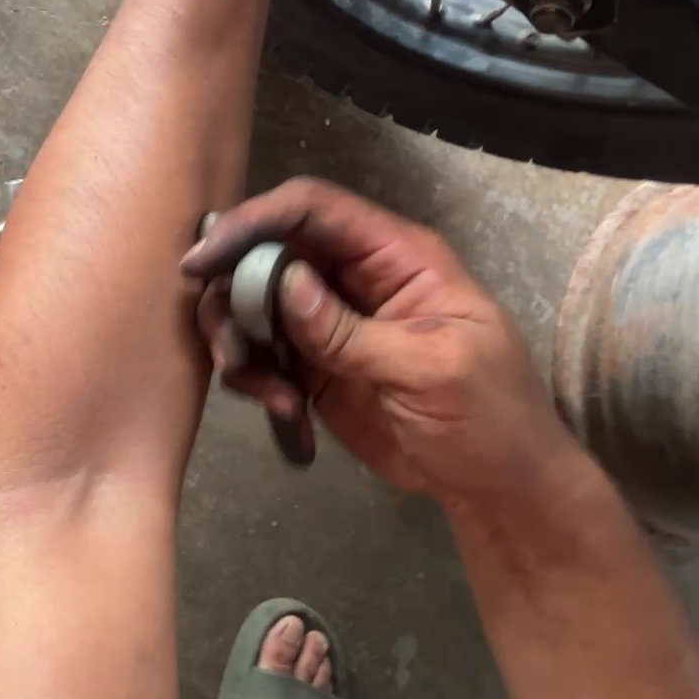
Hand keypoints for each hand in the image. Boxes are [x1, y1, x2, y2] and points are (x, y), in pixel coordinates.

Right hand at [183, 178, 579, 503]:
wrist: (494, 489)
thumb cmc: (490, 418)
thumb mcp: (431, 369)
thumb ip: (351, 329)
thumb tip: (284, 282)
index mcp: (394, 256)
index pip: (312, 209)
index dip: (253, 221)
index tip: (204, 260)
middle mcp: (352, 276)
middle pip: (266, 251)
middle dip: (233, 293)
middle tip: (227, 346)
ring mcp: (327, 319)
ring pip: (251, 302)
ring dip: (239, 341)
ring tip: (264, 390)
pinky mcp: (309, 362)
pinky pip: (259, 351)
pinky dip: (254, 377)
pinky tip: (285, 411)